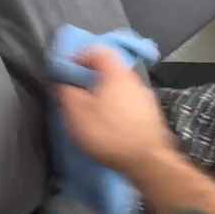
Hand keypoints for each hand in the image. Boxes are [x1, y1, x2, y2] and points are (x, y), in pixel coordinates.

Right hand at [54, 47, 177, 180]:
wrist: (147, 162)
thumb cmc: (108, 133)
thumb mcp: (77, 113)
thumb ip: (67, 93)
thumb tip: (64, 84)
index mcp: (116, 74)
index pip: (99, 51)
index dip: (81, 55)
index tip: (68, 68)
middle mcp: (135, 81)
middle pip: (111, 70)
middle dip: (92, 77)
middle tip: (77, 90)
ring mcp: (146, 99)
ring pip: (121, 88)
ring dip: (105, 94)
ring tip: (92, 110)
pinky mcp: (151, 116)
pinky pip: (129, 103)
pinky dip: (116, 107)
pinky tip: (110, 124)